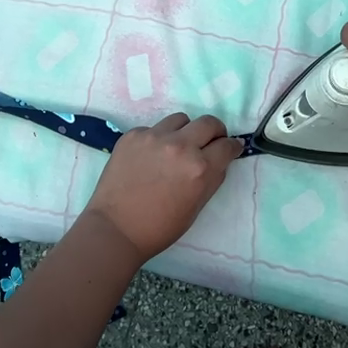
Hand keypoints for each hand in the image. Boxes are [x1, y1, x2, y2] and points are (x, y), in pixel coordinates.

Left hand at [82, 113, 243, 261]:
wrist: (116, 229)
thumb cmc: (160, 227)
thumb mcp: (196, 207)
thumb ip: (212, 178)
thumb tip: (221, 159)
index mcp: (199, 168)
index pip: (226, 145)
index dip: (231, 147)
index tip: (230, 148)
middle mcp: (179, 146)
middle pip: (209, 122)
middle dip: (215, 132)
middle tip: (210, 142)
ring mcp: (154, 136)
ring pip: (181, 119)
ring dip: (185, 131)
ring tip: (176, 147)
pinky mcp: (133, 135)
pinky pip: (154, 128)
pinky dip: (158, 139)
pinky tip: (150, 157)